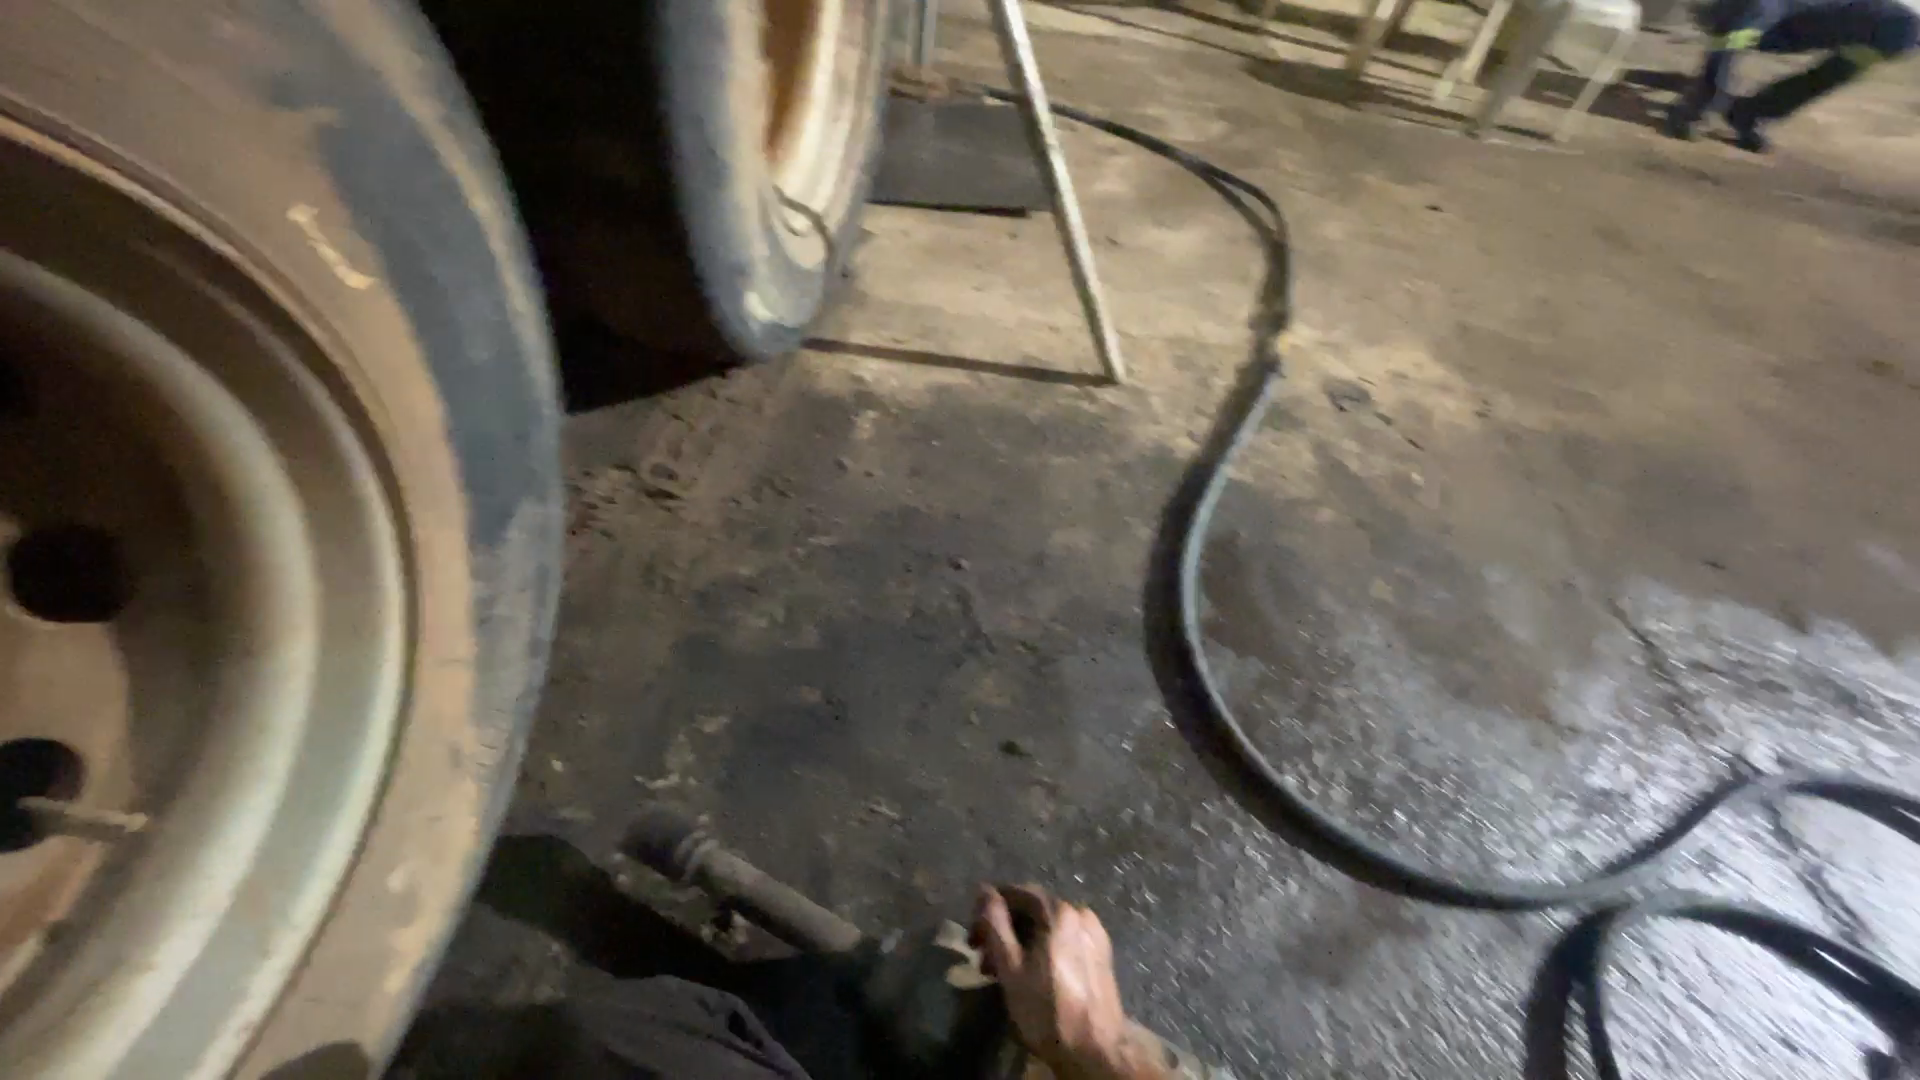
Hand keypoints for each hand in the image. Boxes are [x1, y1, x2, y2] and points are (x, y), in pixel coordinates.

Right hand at [971, 885, 1169, 1079]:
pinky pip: (1064, 939)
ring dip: (1021, 942)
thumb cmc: (1047, 1009)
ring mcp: (1093, 933)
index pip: (1016, 893)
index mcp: (1059, 912)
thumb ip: (995, 924)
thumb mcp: (1010, 967)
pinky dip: (1043, 948)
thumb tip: (984, 890)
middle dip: (1004, 930)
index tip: (975, 936)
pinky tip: (1031, 972)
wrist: (1095, 1051)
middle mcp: (1080, 912)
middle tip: (984, 959)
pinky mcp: (1100, 953)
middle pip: (1032, 910)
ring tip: (1003, 972)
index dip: (990, 909)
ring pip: (1047, 926)